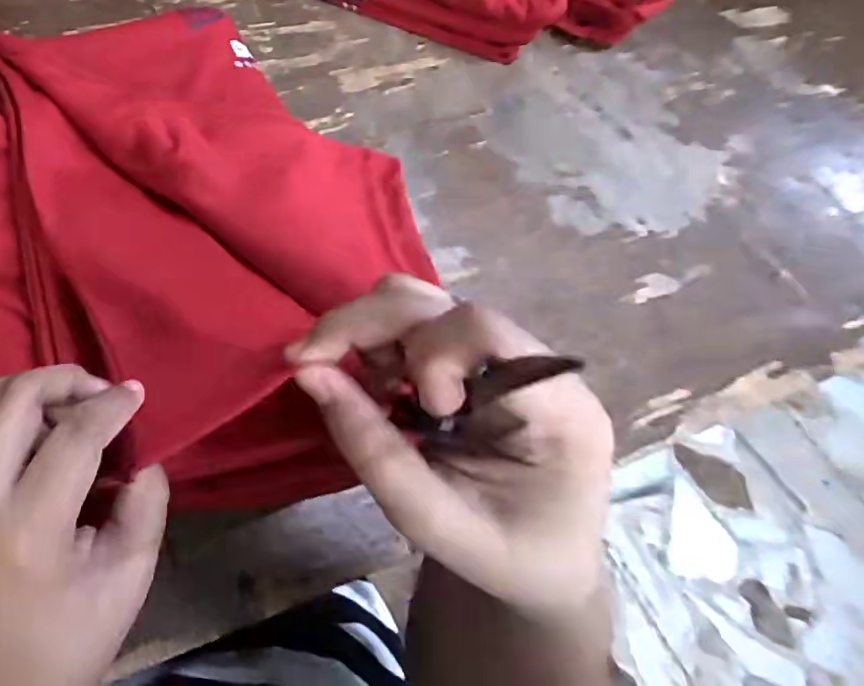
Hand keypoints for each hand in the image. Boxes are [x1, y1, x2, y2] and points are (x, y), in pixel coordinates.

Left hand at [0, 366, 168, 685]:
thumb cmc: (66, 643)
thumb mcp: (127, 582)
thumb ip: (146, 508)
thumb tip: (141, 455)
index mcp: (29, 527)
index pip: (73, 437)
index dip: (111, 406)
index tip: (138, 394)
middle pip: (17, 397)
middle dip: (67, 378)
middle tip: (105, 392)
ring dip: (40, 387)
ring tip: (80, 405)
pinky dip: (21, 407)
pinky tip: (53, 428)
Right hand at [286, 275, 613, 616]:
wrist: (534, 565)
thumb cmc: (501, 556)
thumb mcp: (434, 523)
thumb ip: (373, 451)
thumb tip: (307, 371)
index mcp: (556, 408)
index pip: (482, 329)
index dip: (431, 353)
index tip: (421, 409)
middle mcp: (529, 361)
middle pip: (431, 303)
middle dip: (363, 327)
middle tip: (310, 363)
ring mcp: (496, 349)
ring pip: (411, 299)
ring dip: (367, 332)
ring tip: (366, 389)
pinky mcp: (466, 350)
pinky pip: (407, 315)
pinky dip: (372, 338)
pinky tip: (375, 382)